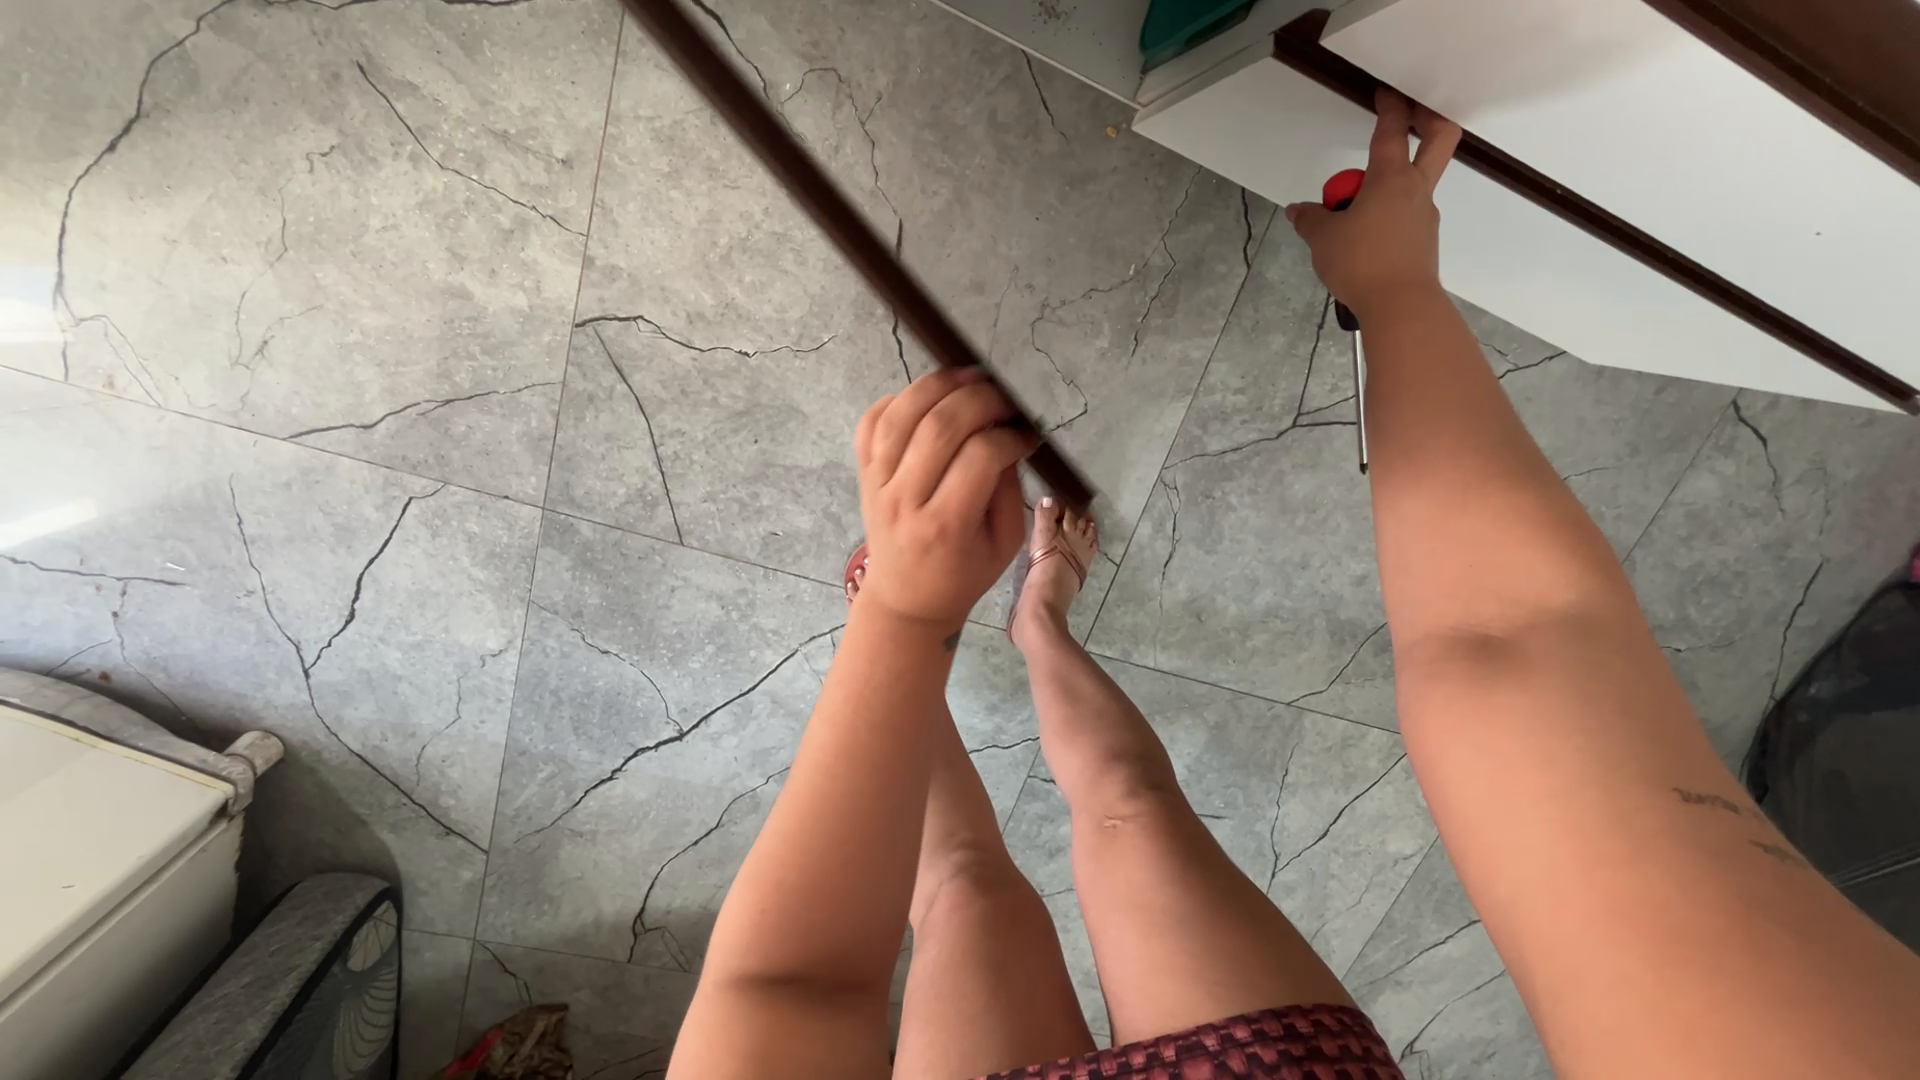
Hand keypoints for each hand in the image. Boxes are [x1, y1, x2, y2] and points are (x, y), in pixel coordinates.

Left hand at [853, 368, 1036, 628]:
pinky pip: (872, 421)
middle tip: (1004, 397)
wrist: (907, 597)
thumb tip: (1007, 434)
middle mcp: (905, 500)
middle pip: (938, 427)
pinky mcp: (863, 474)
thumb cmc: (963, 574)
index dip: (1009, 436)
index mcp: (945, 525)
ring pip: (900, 415)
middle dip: (980, 399)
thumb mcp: (1004, 544)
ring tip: (969, 378)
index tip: (1026, 435)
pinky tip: (928, 397)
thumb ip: (1007, 489)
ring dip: (938, 385)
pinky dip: (898, 398)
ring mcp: (877, 484)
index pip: (979, 458)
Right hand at [1284, 88, 1461, 319]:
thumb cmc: (1360, 263)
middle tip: (1406, 116)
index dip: (1389, 106)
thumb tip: (1298, 209)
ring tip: (1348, 216)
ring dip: (1386, 185)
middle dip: (1425, 119)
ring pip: (1412, 183)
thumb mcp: (1323, 240)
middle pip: (1438, 138)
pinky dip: (1383, 216)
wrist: (1399, 304)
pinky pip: (1404, 215)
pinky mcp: (1422, 240)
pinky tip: (1359, 240)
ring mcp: (1423, 215)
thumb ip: (1311, 219)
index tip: (1385, 91)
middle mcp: (1414, 189)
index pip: (1391, 131)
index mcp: (1390, 179)